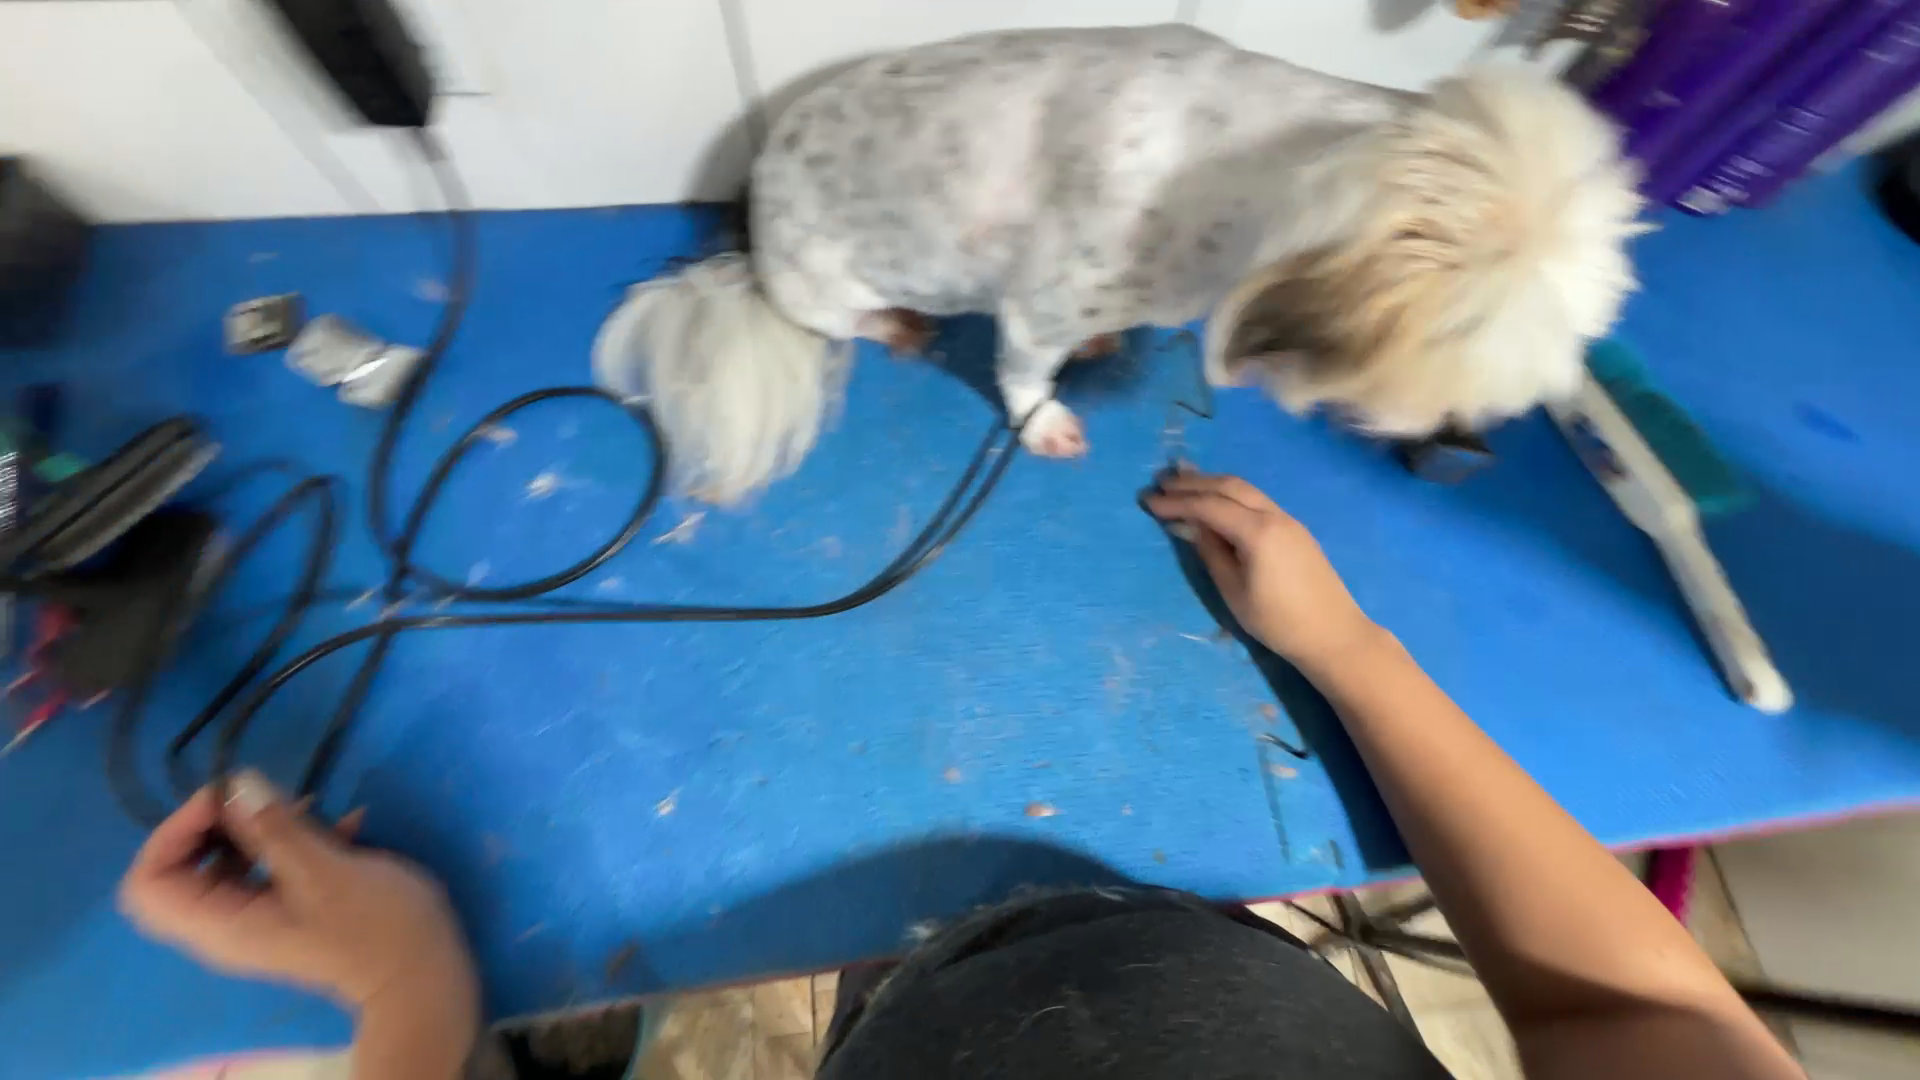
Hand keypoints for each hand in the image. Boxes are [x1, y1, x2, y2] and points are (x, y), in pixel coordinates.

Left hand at [118, 770, 477, 1014]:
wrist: (420, 968)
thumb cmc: (372, 921)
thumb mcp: (326, 870)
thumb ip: (278, 828)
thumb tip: (237, 784)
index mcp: (219, 925)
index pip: (150, 882)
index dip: (175, 832)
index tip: (227, 797)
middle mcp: (227, 926)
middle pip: (188, 873)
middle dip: (220, 827)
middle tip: (266, 796)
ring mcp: (263, 920)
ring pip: (235, 869)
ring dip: (265, 831)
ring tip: (313, 803)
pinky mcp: (298, 910)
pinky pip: (275, 872)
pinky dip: (299, 843)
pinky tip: (348, 823)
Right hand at [1145, 470, 1379, 671]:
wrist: (1334, 635)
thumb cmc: (1277, 621)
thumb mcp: (1233, 591)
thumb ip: (1210, 552)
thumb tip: (1190, 526)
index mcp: (1258, 532)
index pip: (1209, 506)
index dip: (1176, 502)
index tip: (1148, 501)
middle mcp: (1274, 516)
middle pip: (1228, 486)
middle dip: (1192, 482)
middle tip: (1160, 482)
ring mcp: (1287, 519)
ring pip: (1244, 489)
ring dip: (1211, 484)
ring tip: (1181, 484)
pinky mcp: (1293, 529)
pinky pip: (1255, 500)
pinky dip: (1228, 495)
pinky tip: (1213, 501)